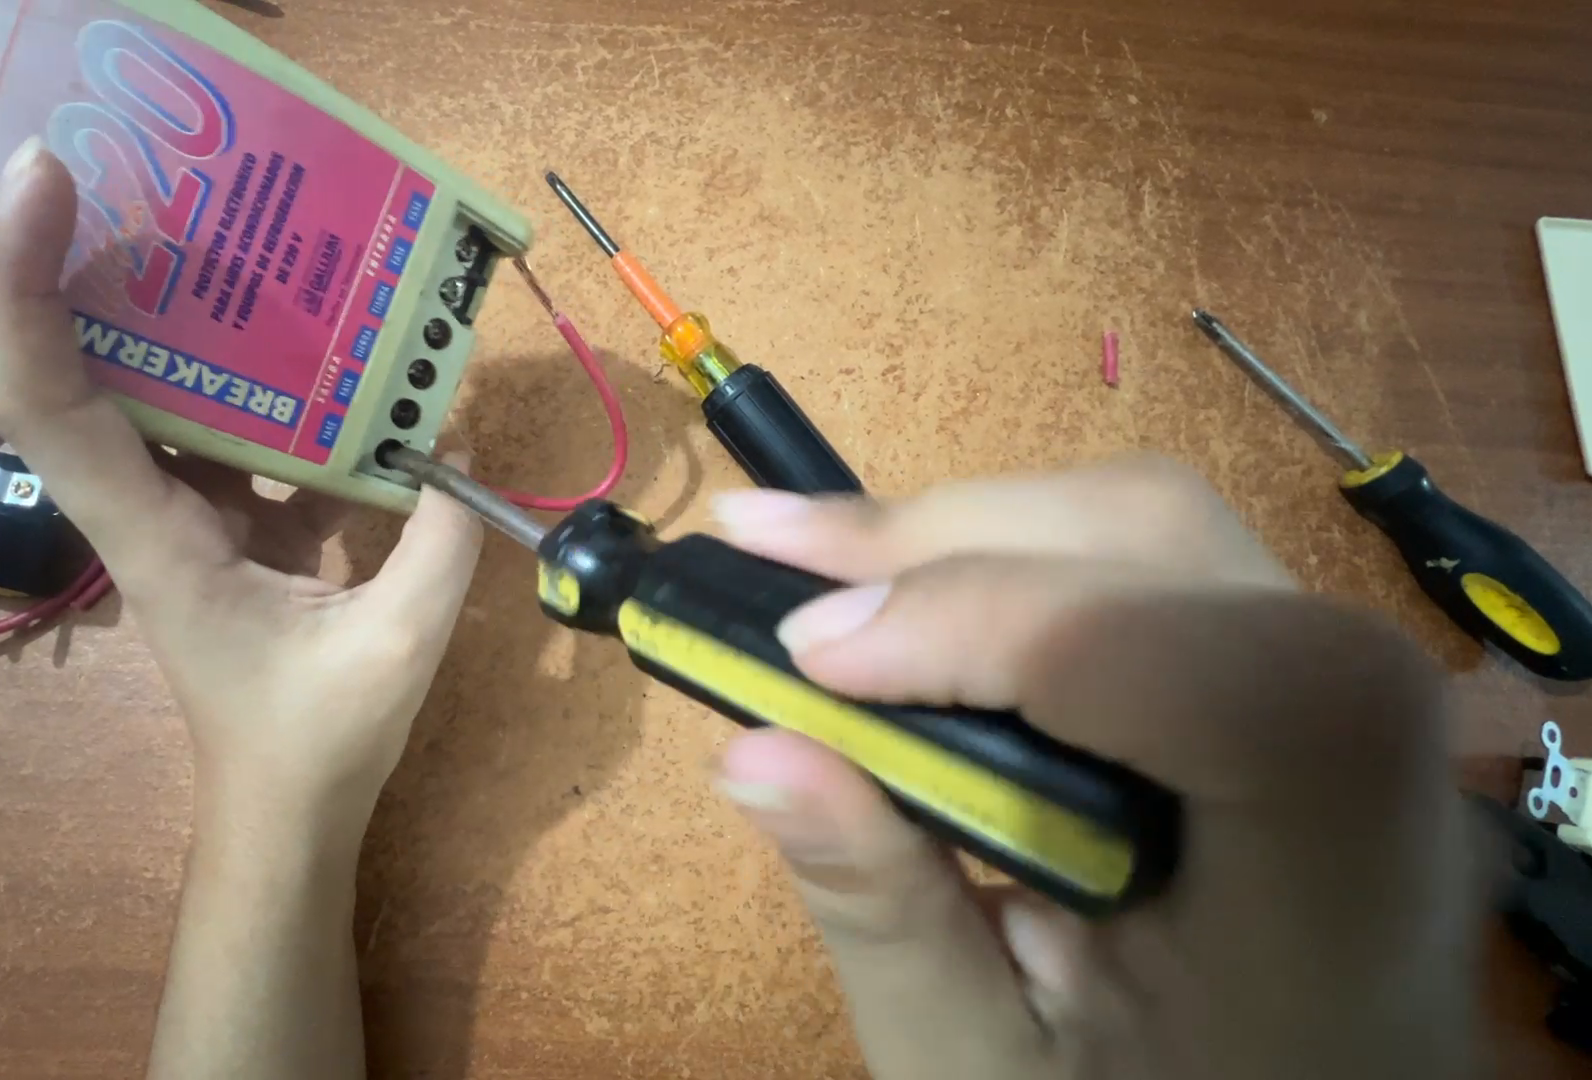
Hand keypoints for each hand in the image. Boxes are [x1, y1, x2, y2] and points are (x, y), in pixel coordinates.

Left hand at [0, 139, 482, 831]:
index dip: (24, 288)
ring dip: (200, 333)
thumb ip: (439, 540)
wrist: (291, 812)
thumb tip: (457, 439)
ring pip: (171, 408)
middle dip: (109, 276)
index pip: (51, 404)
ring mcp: (192, 525)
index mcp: (160, 545)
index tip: (47, 183)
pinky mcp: (235, 535)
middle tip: (174, 190)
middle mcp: (153, 519)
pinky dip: (275, 401)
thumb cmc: (323, 742)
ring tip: (254, 257)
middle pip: (90, 378)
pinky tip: (332, 369)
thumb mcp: (402, 642)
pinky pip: (241, 446)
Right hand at [710, 458, 1475, 1079]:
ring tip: (807, 551)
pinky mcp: (1237, 648)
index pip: (1227, 680)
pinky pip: (1106, 546)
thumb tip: (753, 751)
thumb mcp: (975, 1062)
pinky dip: (977, 543)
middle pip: (1153, 544)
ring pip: (1123, 518)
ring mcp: (1305, 676)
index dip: (999, 629)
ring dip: (946, 526)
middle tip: (764, 549)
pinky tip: (889, 573)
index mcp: (1334, 896)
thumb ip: (880, 909)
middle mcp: (1362, 747)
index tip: (810, 656)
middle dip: (933, 540)